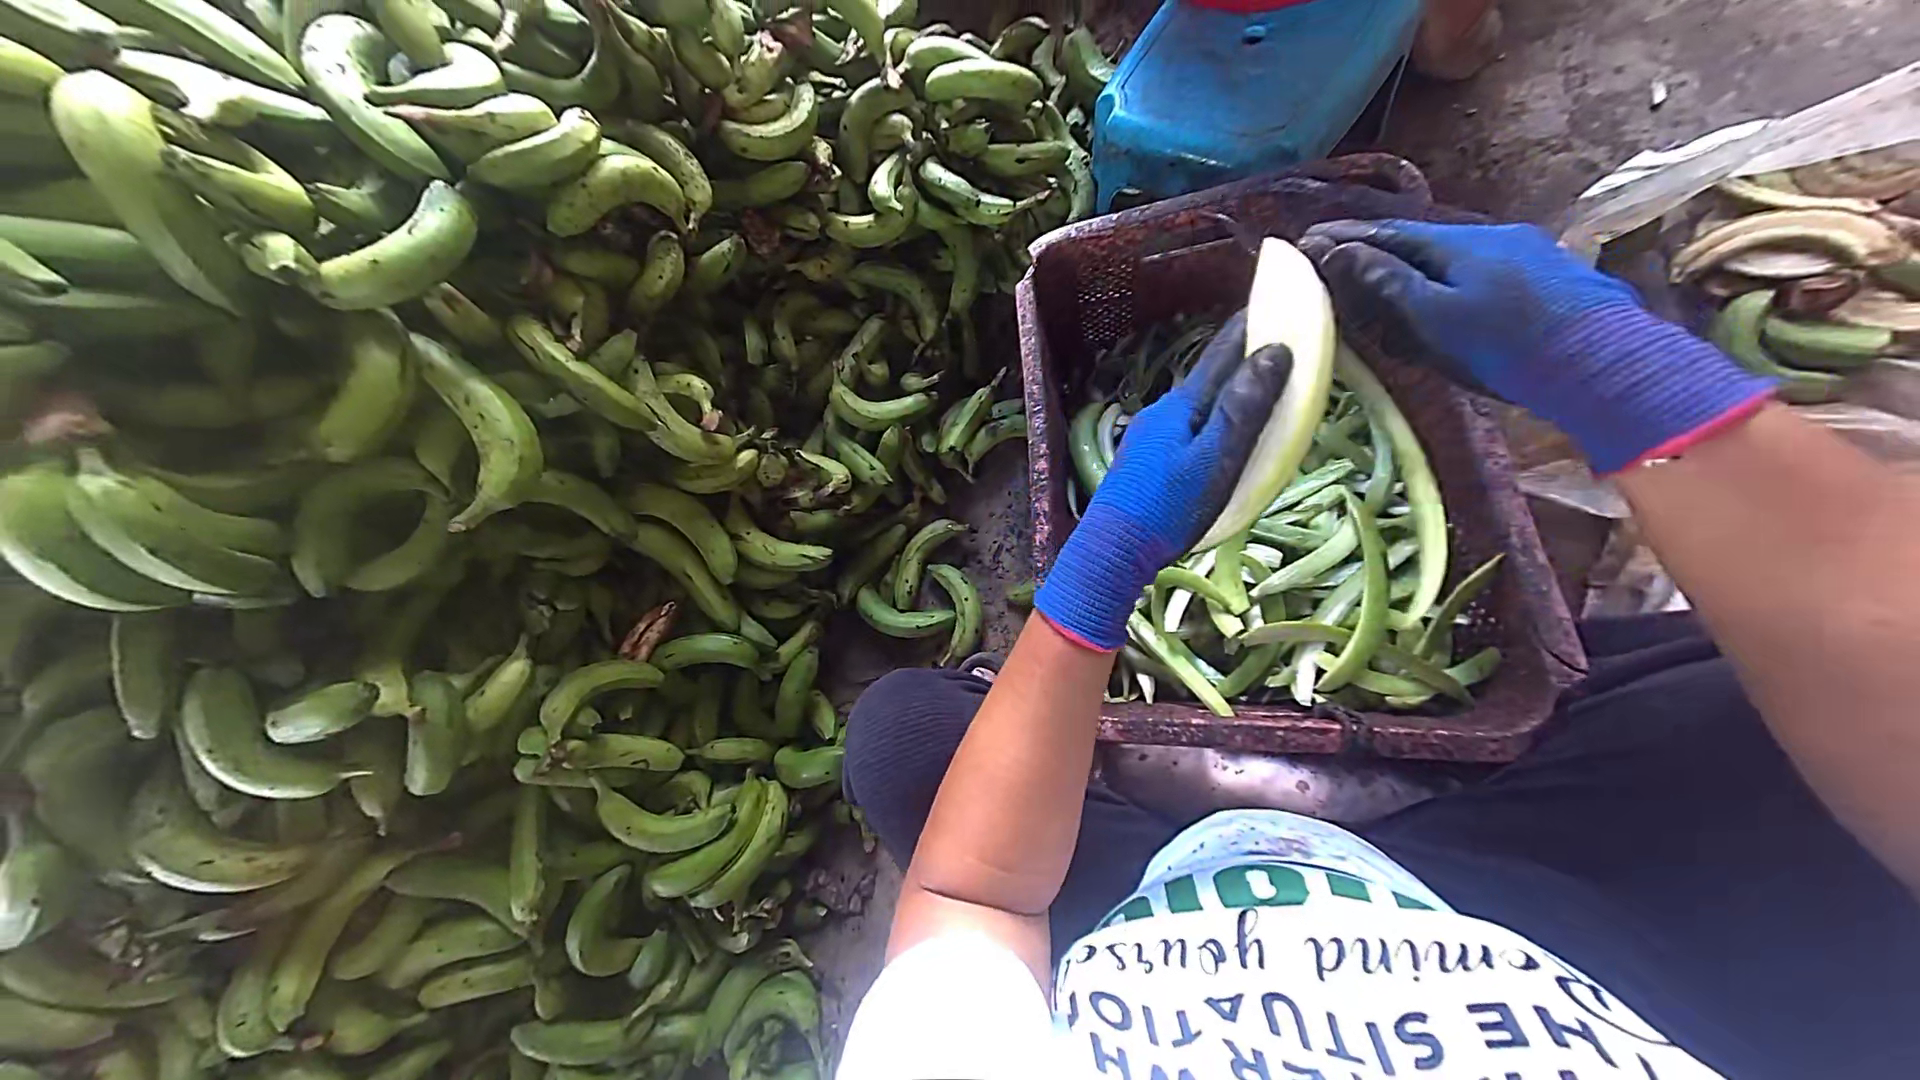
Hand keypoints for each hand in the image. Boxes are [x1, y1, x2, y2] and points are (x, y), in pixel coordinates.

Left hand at [1035, 312, 1292, 650]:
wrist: (1112, 549)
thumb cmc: (1168, 507)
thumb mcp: (1215, 458)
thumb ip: (1242, 408)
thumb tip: (1273, 350)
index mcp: (1180, 407)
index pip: (1219, 356)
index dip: (1247, 330)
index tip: (1272, 305)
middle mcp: (1159, 414)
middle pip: (1205, 379)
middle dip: (1236, 360)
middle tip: (1269, 344)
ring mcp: (1146, 438)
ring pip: (1192, 405)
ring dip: (1220, 392)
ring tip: (1248, 390)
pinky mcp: (1142, 462)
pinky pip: (1183, 428)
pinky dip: (1206, 420)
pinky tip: (1211, 436)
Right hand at [1299, 220, 1776, 471]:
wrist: (1601, 363)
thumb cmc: (1506, 342)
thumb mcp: (1435, 315)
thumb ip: (1387, 282)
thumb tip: (1339, 251)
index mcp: (1460, 245)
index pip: (1389, 233)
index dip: (1346, 235)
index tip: (1308, 239)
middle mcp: (1490, 237)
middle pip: (1416, 240)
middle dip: (1371, 247)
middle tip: (1332, 257)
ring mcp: (1519, 254)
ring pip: (1444, 254)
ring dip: (1402, 261)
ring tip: (1369, 275)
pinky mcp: (1537, 276)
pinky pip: (1468, 269)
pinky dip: (1434, 276)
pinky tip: (1428, 292)